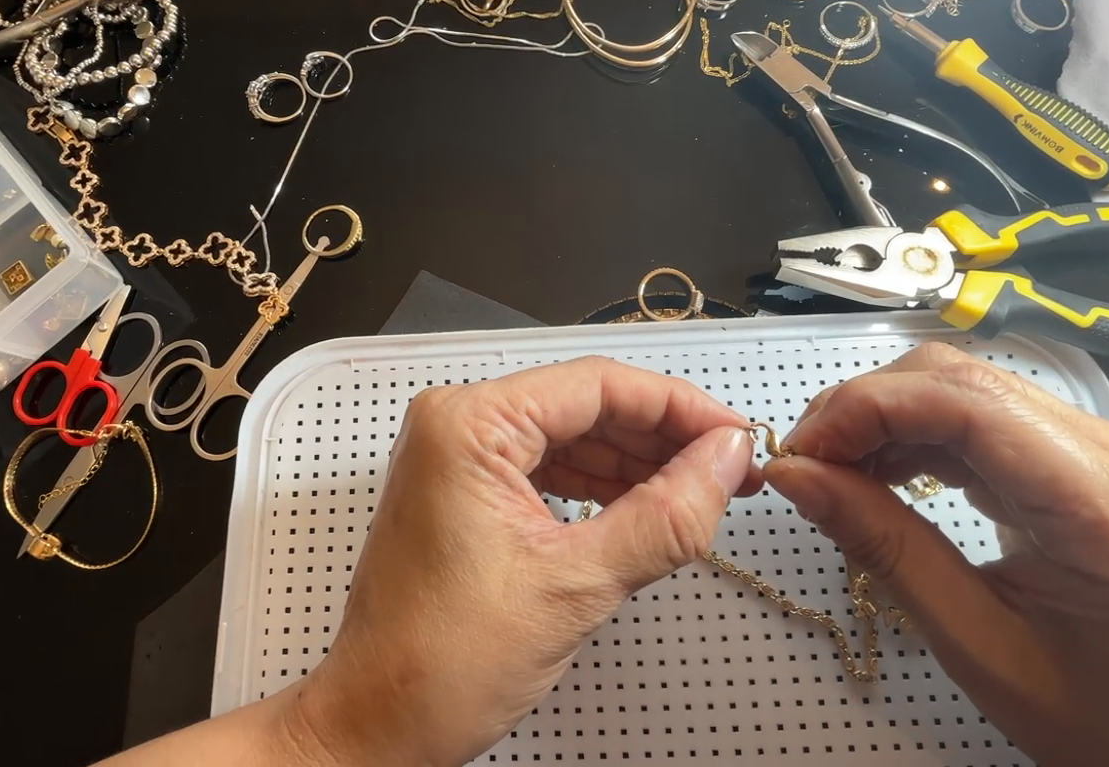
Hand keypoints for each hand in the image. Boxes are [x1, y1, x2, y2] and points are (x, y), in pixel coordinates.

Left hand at [285, 357, 760, 766]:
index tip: (732, 433)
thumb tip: (724, 461)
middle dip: (661, 435)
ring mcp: (459, 451)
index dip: (676, 405)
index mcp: (469, 423)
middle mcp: (458, 420)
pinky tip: (644, 500)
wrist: (376, 724)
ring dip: (635, 459)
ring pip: (571, 432)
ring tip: (698, 487)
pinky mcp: (467, 482)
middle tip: (727, 466)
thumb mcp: (575, 586)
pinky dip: (599, 481)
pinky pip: (547, 462)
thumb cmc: (441, 662)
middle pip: (585, 403)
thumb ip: (665, 515)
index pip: (596, 384)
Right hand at [763, 343, 1108, 766]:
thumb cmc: (1102, 724)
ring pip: (969, 387)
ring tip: (837, 468)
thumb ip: (883, 547)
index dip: (869, 407)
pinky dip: (920, 431)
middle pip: (966, 382)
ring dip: (887, 415)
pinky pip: (987, 414)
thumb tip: (792, 474)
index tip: (801, 449)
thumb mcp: (977, 647)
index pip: (973, 407)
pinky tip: (885, 468)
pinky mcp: (1097, 452)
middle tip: (808, 461)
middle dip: (867, 407)